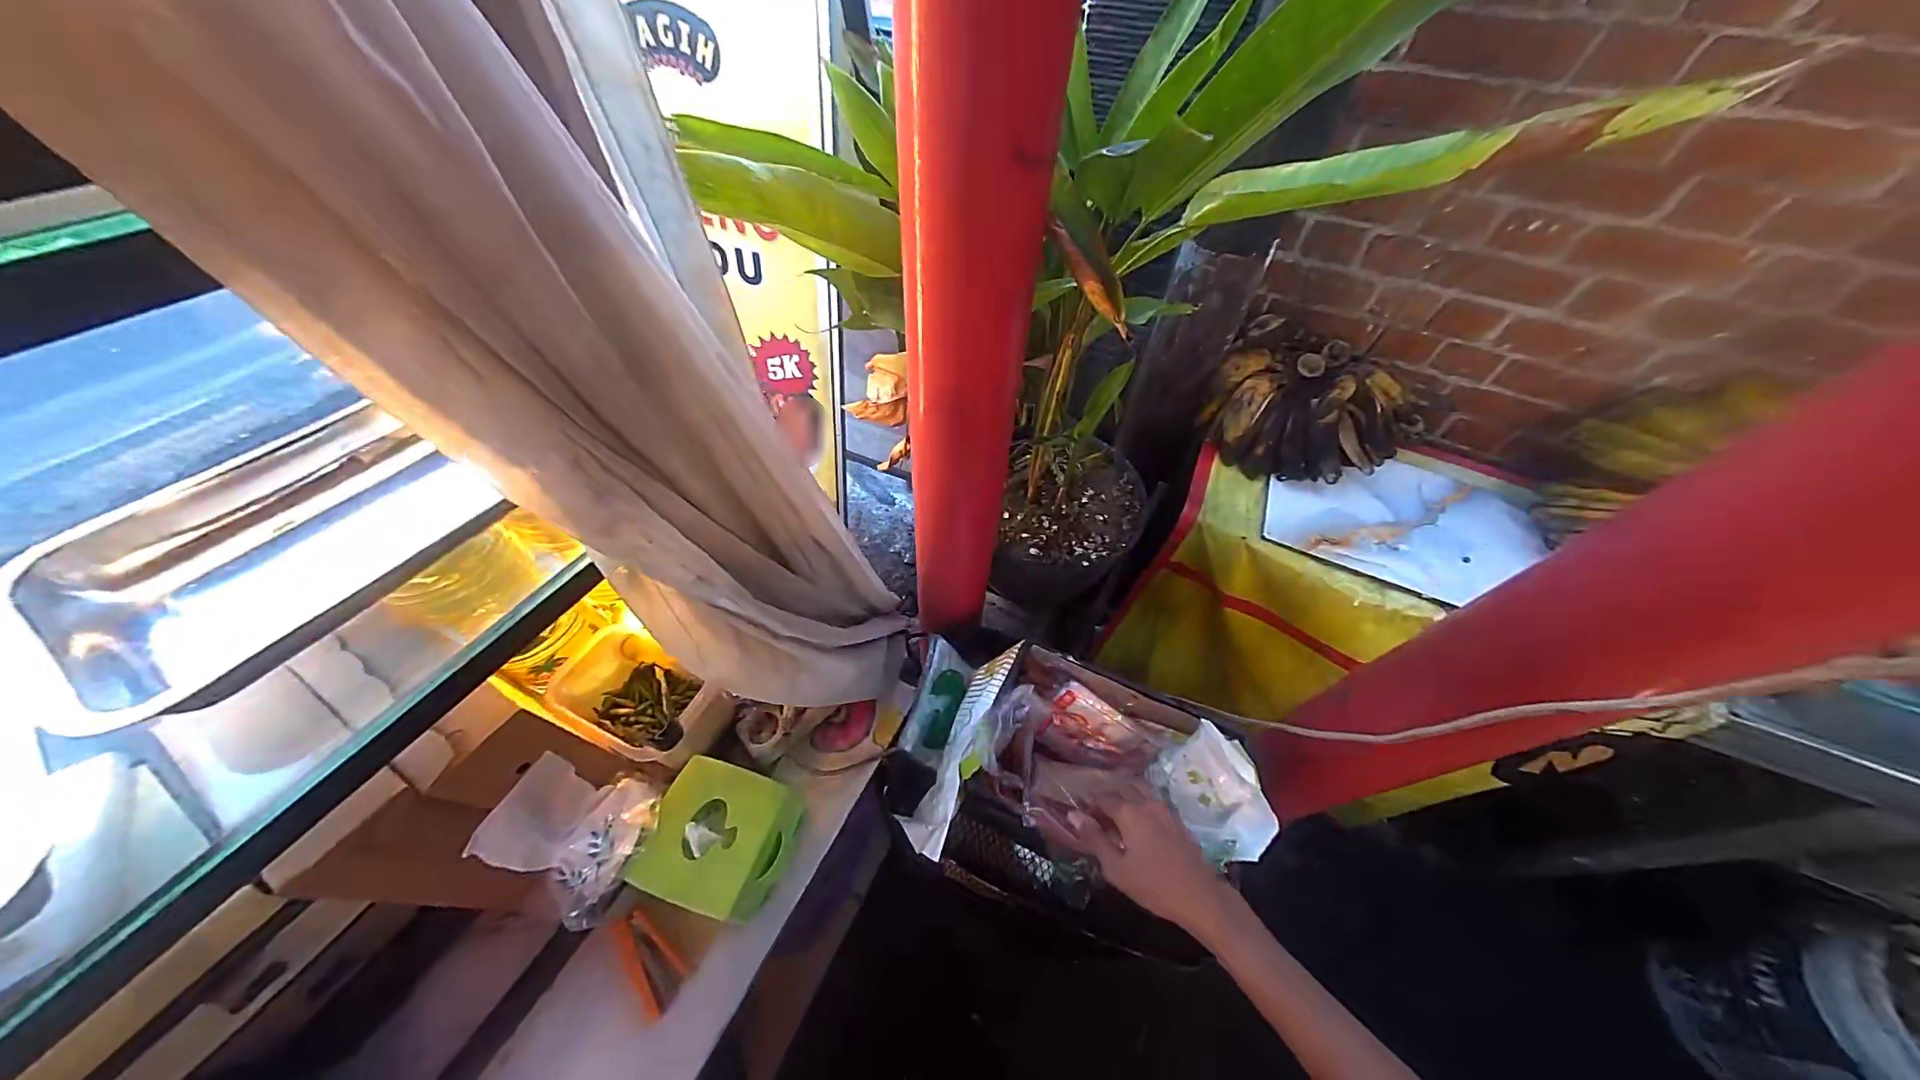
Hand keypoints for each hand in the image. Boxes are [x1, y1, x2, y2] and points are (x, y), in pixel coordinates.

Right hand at [1037, 785, 1236, 935]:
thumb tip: (1073, 815)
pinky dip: (1140, 804)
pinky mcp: (1177, 820)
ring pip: (1140, 791)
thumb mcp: (1116, 868)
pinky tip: (1138, 825)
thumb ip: (1094, 839)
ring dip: (1125, 796)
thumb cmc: (1153, 885)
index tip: (1080, 815)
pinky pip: (1153, 801)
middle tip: (1096, 815)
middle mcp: (1147, 803)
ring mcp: (1166, 810)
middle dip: (1107, 797)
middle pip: (1122, 788)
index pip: (1102, 798)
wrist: (1201, 896)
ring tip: (1116, 817)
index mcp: (1129, 812)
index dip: (1089, 804)